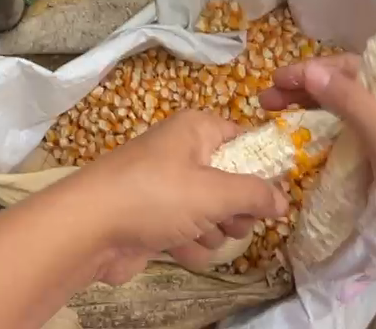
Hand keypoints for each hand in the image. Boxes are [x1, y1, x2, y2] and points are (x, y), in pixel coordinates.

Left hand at [46, 110, 288, 282]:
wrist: (92, 227)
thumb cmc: (154, 196)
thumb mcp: (212, 192)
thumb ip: (253, 194)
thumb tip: (284, 198)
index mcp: (197, 129)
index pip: (244, 140)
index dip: (262, 167)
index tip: (275, 195)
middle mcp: (184, 151)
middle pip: (234, 183)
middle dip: (235, 210)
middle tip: (225, 218)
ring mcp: (170, 186)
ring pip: (215, 215)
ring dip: (210, 232)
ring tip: (190, 231)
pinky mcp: (158, 218)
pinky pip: (192, 233)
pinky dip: (188, 244)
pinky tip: (173, 245)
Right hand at [259, 55, 375, 295]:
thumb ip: (350, 101)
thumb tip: (312, 68)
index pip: (355, 66)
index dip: (312, 69)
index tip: (276, 80)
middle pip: (352, 86)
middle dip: (308, 89)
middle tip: (268, 99)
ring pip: (354, 112)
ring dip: (317, 111)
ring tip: (281, 116)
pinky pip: (362, 138)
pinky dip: (334, 134)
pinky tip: (313, 141)